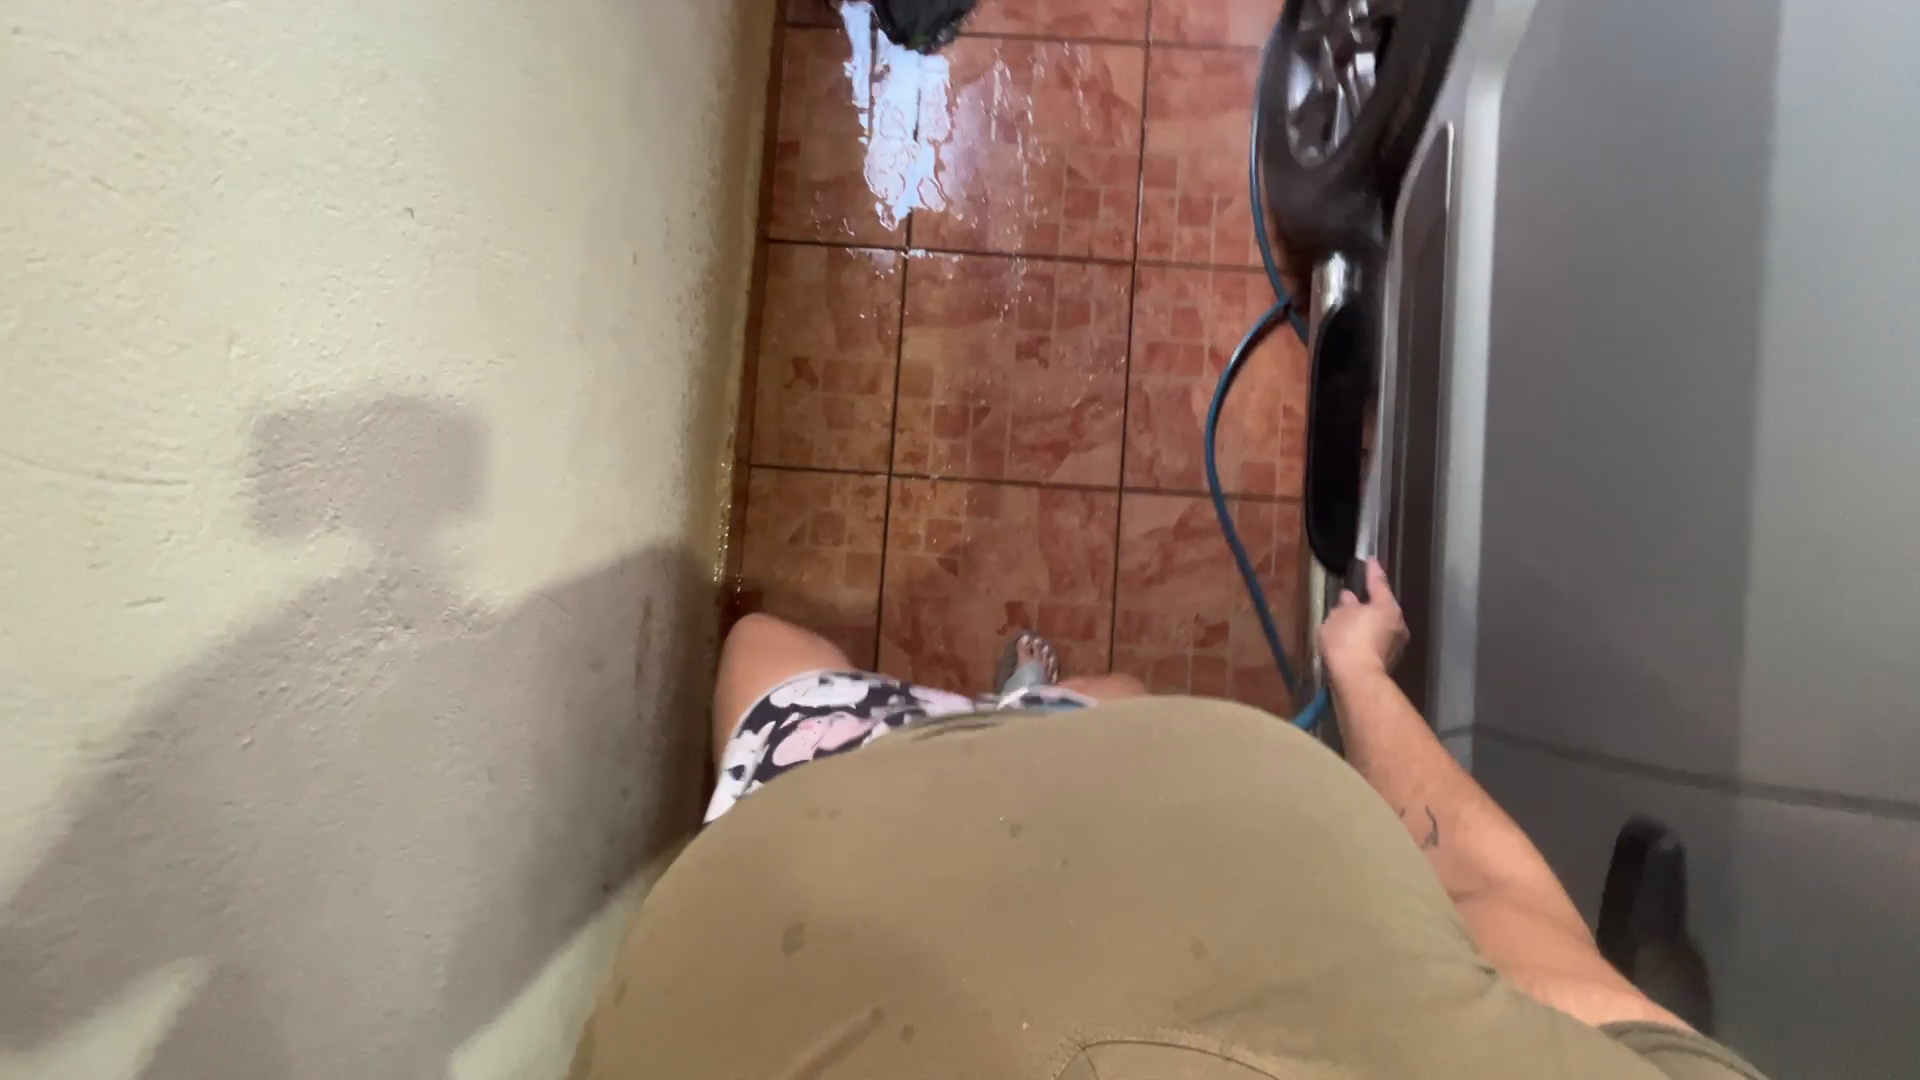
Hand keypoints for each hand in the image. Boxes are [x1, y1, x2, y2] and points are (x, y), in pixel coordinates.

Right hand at [1318, 558, 1407, 682]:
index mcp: (1387, 607)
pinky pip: (1375, 640)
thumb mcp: (1338, 616)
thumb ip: (1345, 606)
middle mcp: (1397, 623)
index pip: (1379, 583)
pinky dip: (1364, 636)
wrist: (1357, 678)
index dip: (1372, 571)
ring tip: (1347, 619)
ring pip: (1378, 624)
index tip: (1371, 560)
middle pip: (1381, 607)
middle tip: (1351, 596)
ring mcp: (1395, 644)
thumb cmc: (1347, 640)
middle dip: (1367, 601)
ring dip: (1365, 620)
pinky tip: (1350, 638)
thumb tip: (1350, 599)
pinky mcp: (1387, 660)